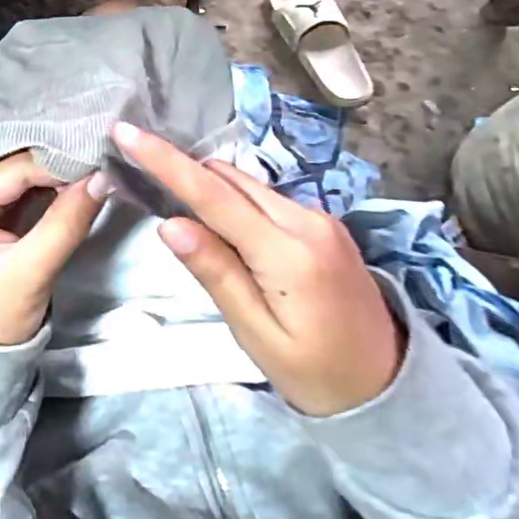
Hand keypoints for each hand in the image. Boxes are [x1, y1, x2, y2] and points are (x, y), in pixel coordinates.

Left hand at [0, 152, 105, 344]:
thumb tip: (103, 178)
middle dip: (58, 160)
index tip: (98, 157)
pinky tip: (79, 180)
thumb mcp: (31, 272)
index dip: (57, 162)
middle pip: (16, 165)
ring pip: (24, 173)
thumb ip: (66, 223)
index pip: (13, 170)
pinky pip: (27, 188)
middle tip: (100, 154)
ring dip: (58, 171)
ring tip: (95, 164)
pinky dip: (53, 186)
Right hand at [111, 122, 404, 415]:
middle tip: (137, 172)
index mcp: (289, 253)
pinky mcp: (323, 224)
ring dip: (207, 185)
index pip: (214, 194)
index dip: (165, 160)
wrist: (391, 387)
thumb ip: (216, 273)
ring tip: (168, 194)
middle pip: (230, 179)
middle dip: (182, 168)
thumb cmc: (317, 375)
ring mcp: (320, 218)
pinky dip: (233, 199)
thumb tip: (170, 223)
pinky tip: (216, 220)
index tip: (127, 131)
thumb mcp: (257, 334)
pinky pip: (266, 198)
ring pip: (247, 184)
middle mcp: (307, 220)